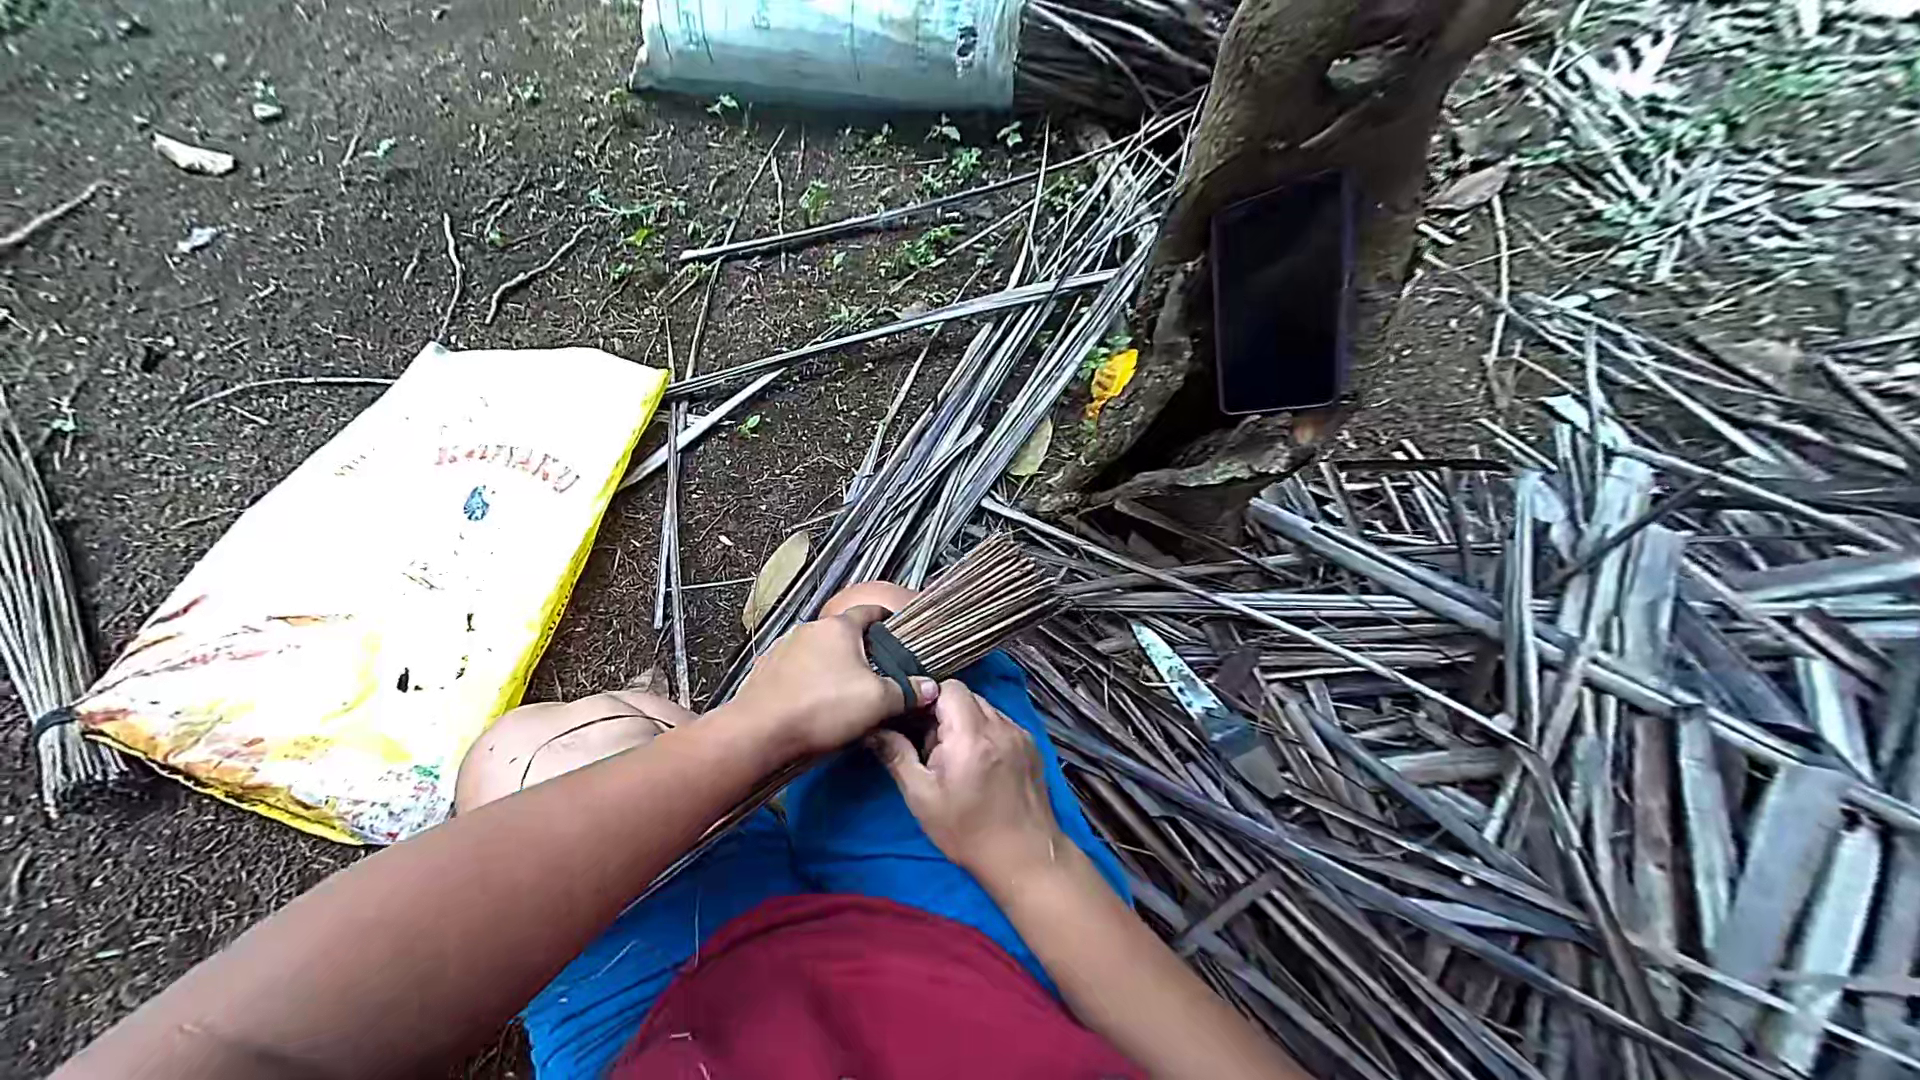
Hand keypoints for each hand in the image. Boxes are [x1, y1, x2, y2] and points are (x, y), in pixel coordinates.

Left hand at [728, 604, 938, 756]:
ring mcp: (784, 648)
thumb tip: (931, 687)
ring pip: (821, 652)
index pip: (870, 611)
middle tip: (880, 673)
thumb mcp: (877, 702)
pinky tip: (817, 703)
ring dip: (835, 666)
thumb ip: (907, 692)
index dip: (887, 619)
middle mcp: (810, 629)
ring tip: (848, 692)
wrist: (759, 733)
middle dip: (863, 650)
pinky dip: (812, 680)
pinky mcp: (767, 670)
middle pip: (845, 634)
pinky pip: (799, 669)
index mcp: (839, 627)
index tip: (900, 632)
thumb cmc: (823, 708)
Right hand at [869, 681, 1065, 883]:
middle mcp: (999, 726)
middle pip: (967, 696)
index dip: (929, 701)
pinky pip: (1002, 724)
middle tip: (934, 748)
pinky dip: (986, 733)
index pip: (948, 688)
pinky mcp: (1031, 745)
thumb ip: (897, 756)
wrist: (1023, 857)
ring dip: (967, 722)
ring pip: (985, 709)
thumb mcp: (922, 797)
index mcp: (971, 734)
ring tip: (958, 759)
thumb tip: (875, 731)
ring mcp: (1019, 734)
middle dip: (946, 713)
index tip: (917, 726)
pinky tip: (981, 765)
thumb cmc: (967, 831)